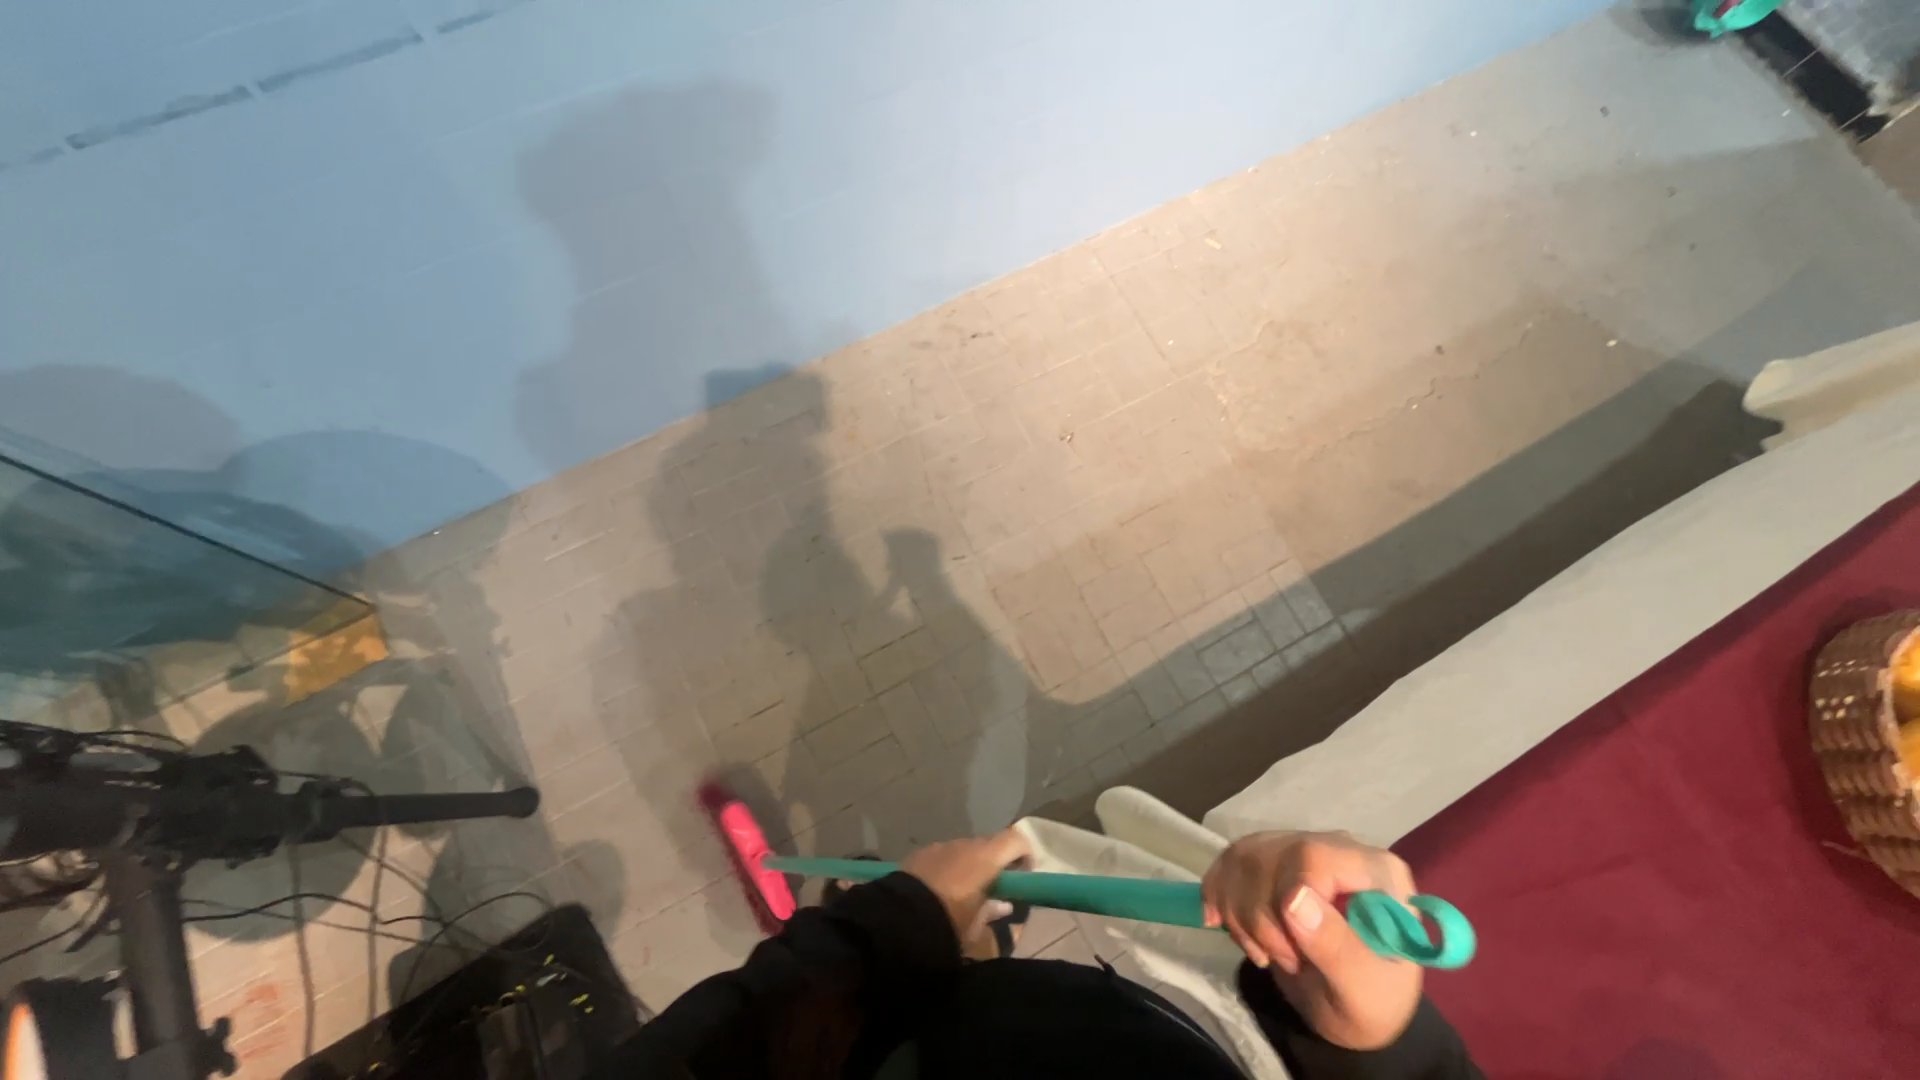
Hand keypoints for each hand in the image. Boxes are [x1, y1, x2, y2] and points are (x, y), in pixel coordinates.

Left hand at [901, 829, 1030, 941]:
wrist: (898, 919)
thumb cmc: (946, 923)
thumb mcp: (976, 928)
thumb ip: (993, 913)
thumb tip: (1005, 906)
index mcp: (985, 858)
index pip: (1016, 840)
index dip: (1025, 854)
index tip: (1026, 875)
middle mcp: (965, 844)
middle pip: (991, 844)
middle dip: (998, 862)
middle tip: (998, 887)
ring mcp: (941, 846)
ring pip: (966, 849)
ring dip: (973, 864)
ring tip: (968, 891)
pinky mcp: (921, 853)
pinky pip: (945, 855)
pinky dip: (951, 867)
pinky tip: (943, 889)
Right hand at [1202, 831, 1421, 1050]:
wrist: (1349, 1004)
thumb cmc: (1370, 1001)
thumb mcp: (1363, 991)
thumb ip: (1335, 945)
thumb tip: (1293, 898)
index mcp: (1374, 870)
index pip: (1312, 856)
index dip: (1288, 894)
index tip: (1295, 947)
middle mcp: (1335, 847)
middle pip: (1268, 855)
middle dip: (1261, 917)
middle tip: (1288, 961)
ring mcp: (1299, 849)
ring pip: (1241, 858)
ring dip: (1239, 914)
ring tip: (1268, 952)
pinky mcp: (1270, 859)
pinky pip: (1227, 862)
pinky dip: (1219, 898)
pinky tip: (1232, 927)